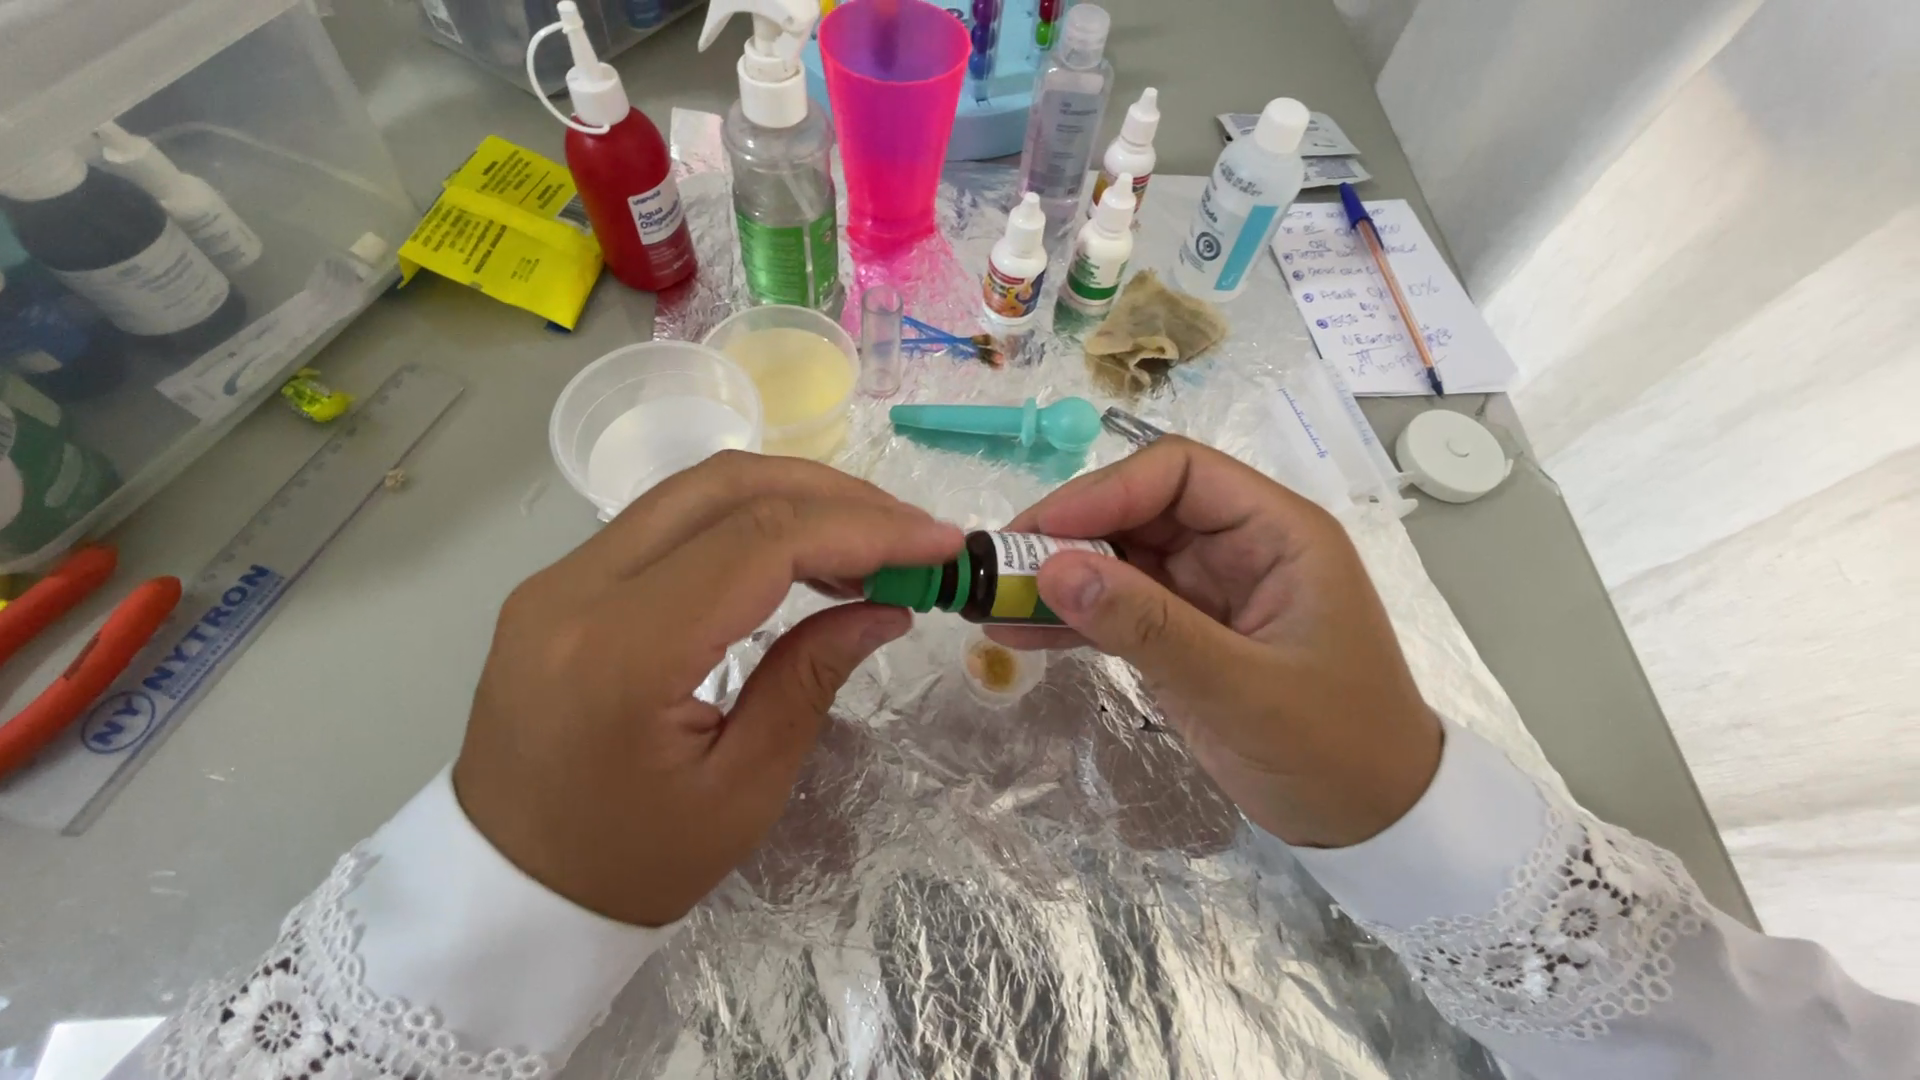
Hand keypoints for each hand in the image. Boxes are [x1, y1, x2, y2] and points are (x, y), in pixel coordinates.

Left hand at [453, 453, 961, 925]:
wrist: (505, 891)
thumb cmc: (628, 864)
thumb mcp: (743, 789)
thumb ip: (812, 678)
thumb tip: (886, 606)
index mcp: (622, 653)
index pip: (759, 543)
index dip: (863, 528)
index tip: (938, 542)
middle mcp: (577, 588)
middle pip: (728, 488)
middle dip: (837, 496)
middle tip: (911, 532)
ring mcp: (560, 576)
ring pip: (698, 489)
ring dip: (797, 498)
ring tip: (870, 541)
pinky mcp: (564, 581)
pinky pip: (672, 520)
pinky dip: (751, 520)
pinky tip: (802, 554)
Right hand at [991, 436, 1440, 848]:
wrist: (1372, 823)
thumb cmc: (1333, 749)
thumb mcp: (1240, 687)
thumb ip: (1148, 625)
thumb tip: (1053, 569)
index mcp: (1276, 532)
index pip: (1178, 473)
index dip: (1103, 492)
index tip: (1038, 534)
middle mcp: (1238, 547)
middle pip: (1138, 511)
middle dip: (1066, 535)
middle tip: (997, 568)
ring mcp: (1208, 590)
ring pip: (1119, 559)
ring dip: (1058, 577)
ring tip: (990, 601)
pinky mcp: (1184, 632)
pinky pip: (1119, 608)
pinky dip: (1073, 617)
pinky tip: (1019, 631)